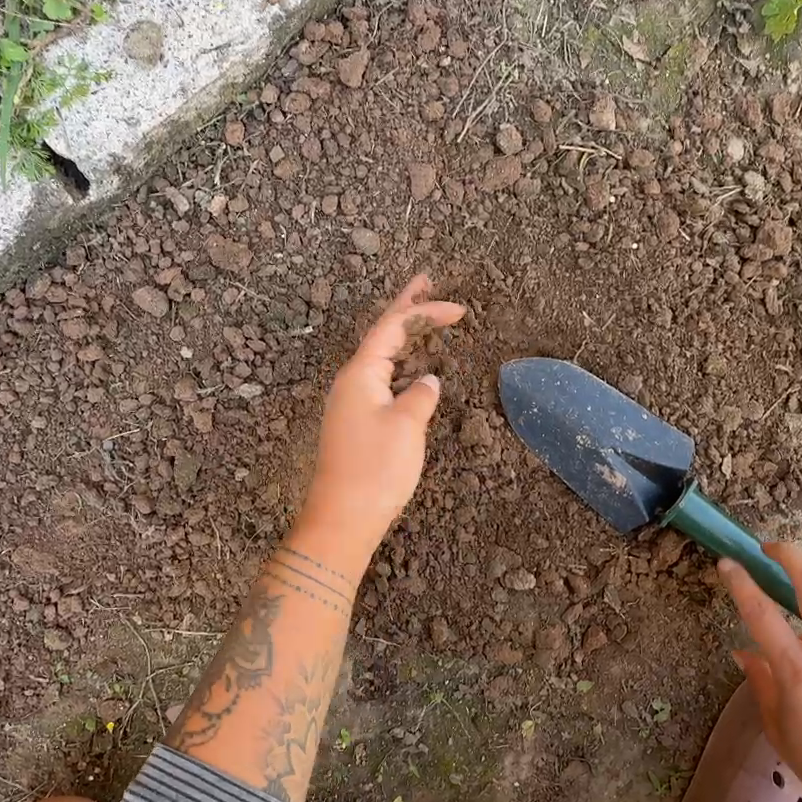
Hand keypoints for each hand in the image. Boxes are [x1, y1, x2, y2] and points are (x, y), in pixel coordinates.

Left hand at [299, 275, 464, 549]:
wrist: (343, 519)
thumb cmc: (375, 470)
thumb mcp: (406, 427)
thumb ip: (421, 397)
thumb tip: (427, 381)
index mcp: (360, 374)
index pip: (394, 328)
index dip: (424, 311)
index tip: (459, 308)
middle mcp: (351, 382)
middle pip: (381, 335)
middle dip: (405, 309)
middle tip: (425, 282)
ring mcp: (351, 403)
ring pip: (380, 357)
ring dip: (402, 336)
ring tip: (421, 317)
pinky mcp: (356, 424)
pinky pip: (380, 380)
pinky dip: (399, 365)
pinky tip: (410, 370)